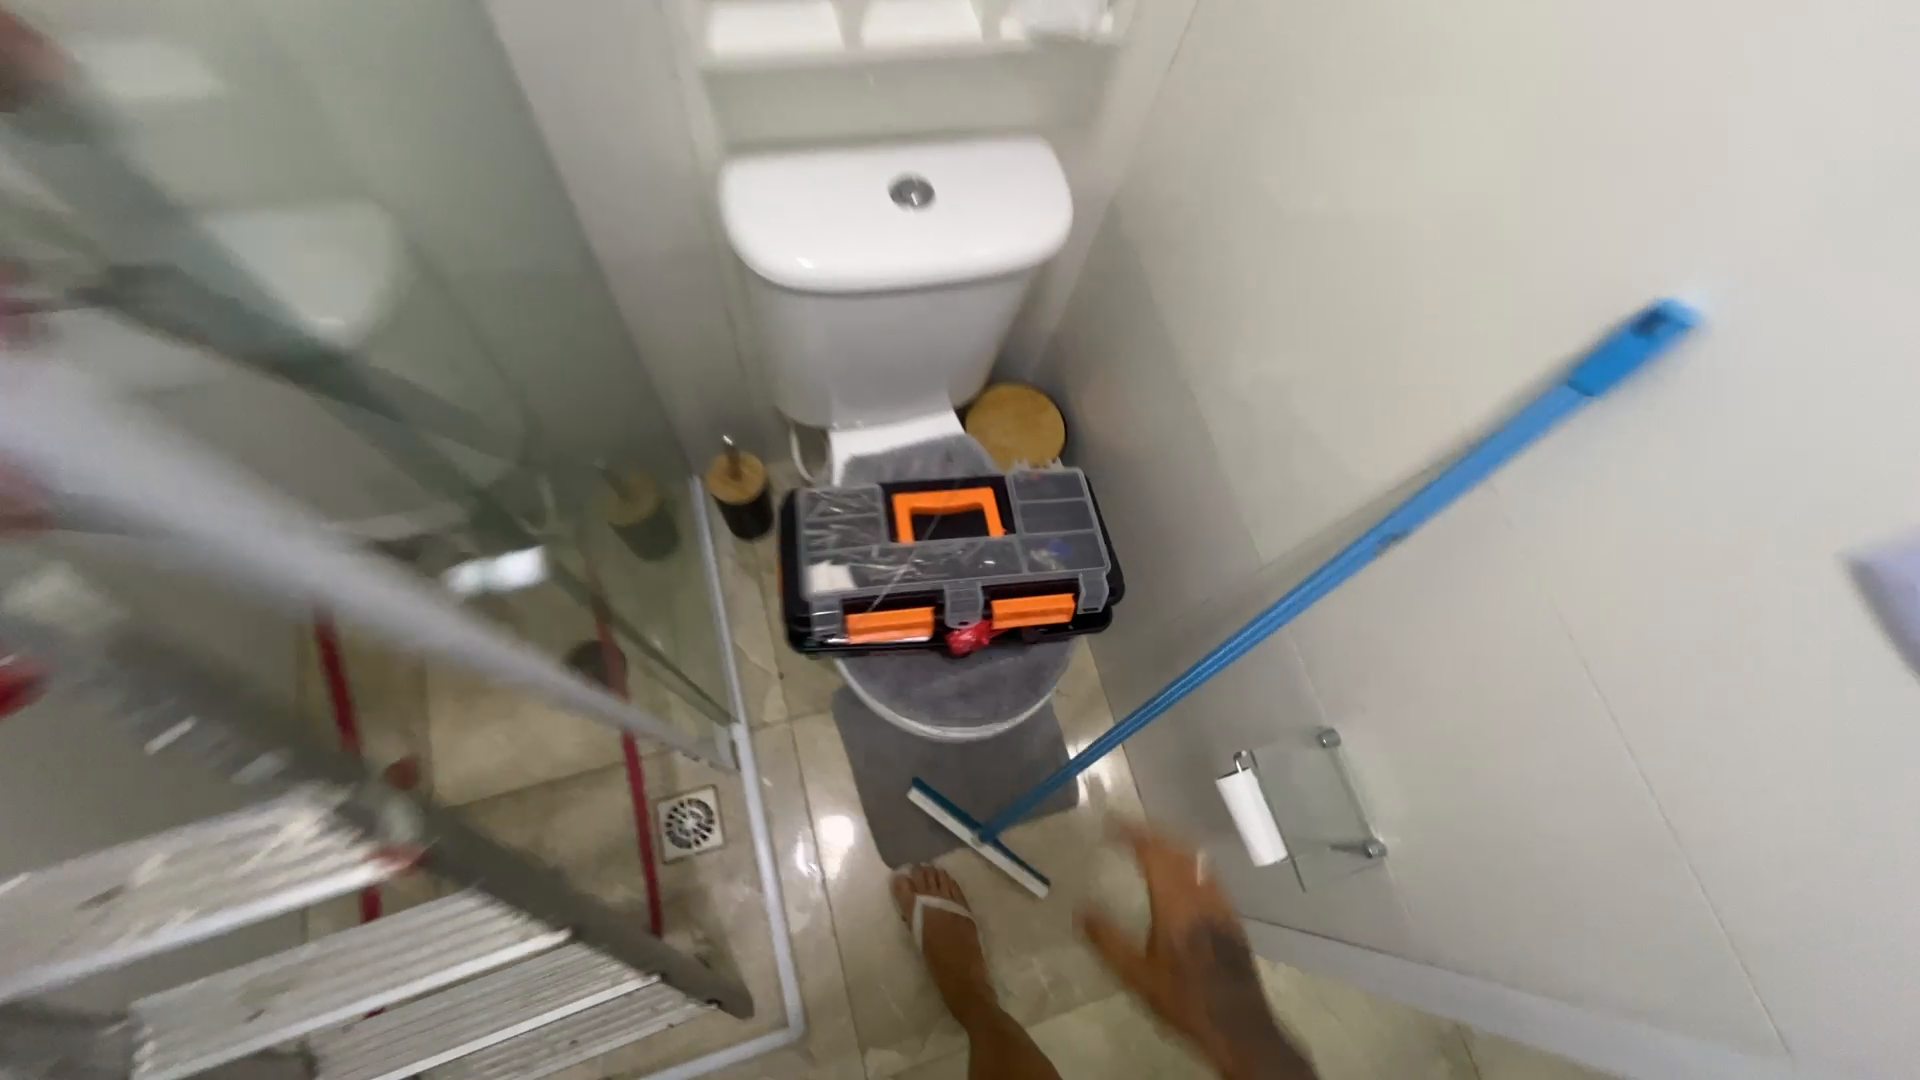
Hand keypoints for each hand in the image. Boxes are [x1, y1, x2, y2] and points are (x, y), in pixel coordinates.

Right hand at [1079, 819, 1316, 1079]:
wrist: (1237, 1023)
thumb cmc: (1182, 997)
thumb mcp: (1136, 974)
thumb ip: (1107, 940)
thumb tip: (1078, 910)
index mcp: (1173, 899)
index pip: (1150, 849)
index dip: (1129, 830)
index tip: (1109, 822)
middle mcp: (1198, 891)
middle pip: (1173, 845)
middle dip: (1148, 830)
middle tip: (1126, 827)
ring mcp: (1219, 900)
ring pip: (1193, 855)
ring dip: (1169, 842)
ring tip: (1150, 842)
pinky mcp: (1231, 912)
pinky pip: (1207, 871)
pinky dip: (1188, 859)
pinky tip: (1182, 872)